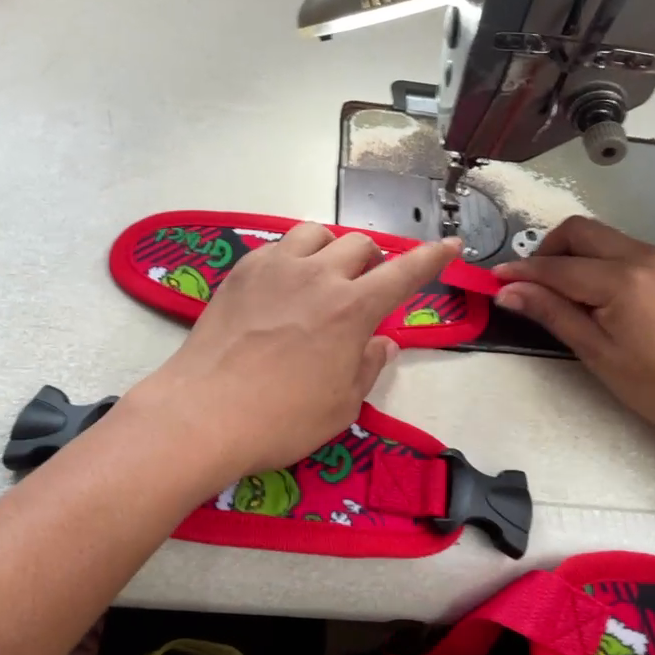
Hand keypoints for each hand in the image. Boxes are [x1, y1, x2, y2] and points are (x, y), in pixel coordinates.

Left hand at [123, 224, 459, 482]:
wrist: (203, 413)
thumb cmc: (280, 420)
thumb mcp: (341, 407)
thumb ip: (368, 366)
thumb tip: (381, 342)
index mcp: (353, 309)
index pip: (405, 272)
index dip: (433, 257)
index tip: (452, 244)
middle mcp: (319, 276)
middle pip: (360, 245)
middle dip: (372, 262)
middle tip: (362, 290)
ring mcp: (276, 267)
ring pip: (317, 234)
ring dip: (330, 250)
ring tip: (322, 276)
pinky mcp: (243, 270)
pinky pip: (278, 247)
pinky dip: (292, 258)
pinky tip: (282, 286)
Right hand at [492, 216, 654, 451]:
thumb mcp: (599, 354)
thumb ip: (552, 313)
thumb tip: (507, 291)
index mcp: (620, 278)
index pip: (556, 267)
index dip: (521, 274)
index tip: (492, 281)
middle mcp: (638, 255)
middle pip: (577, 231)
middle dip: (545, 251)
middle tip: (527, 286)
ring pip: (598, 236)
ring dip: (569, 254)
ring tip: (554, 293)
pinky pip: (617, 249)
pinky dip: (592, 260)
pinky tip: (587, 293)